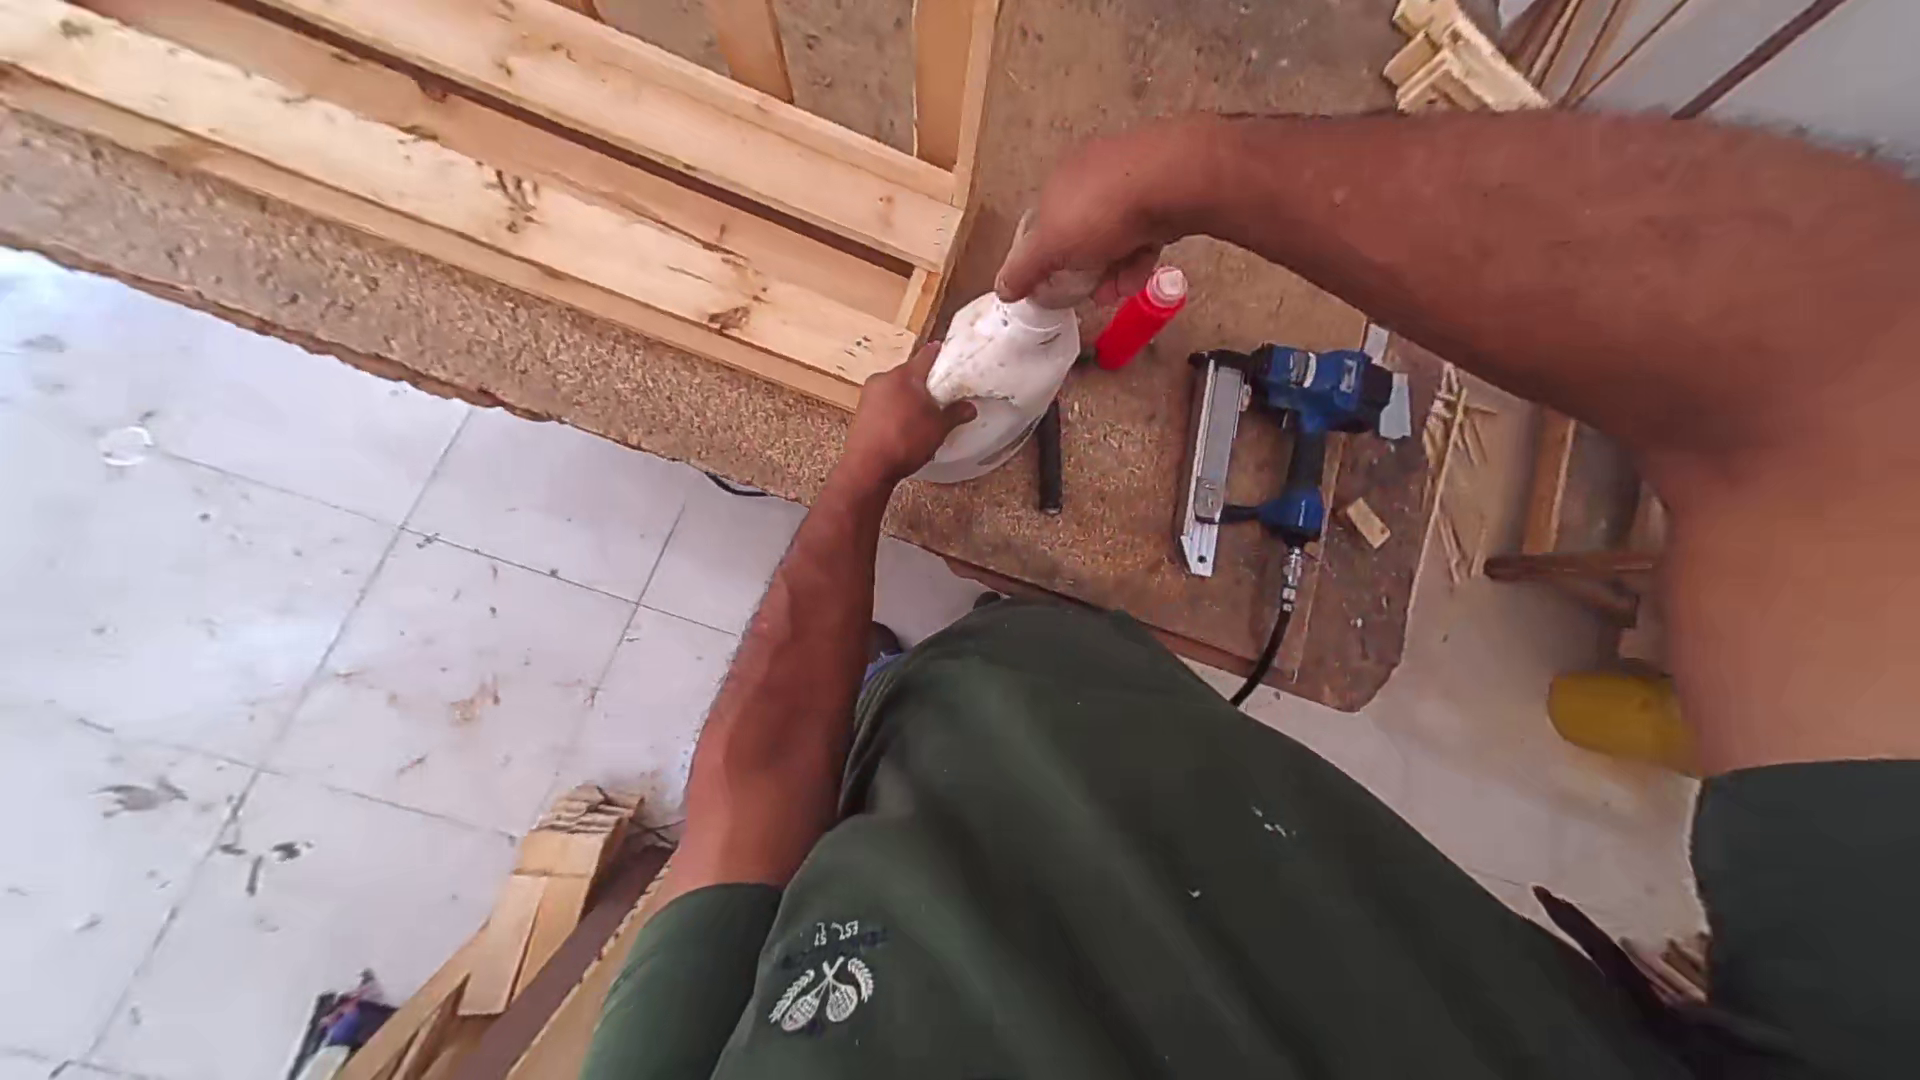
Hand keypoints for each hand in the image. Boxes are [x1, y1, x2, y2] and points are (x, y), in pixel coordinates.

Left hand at [839, 342, 975, 487]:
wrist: (868, 467)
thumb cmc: (906, 442)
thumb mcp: (938, 428)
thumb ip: (955, 414)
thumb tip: (970, 407)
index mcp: (905, 375)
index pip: (928, 354)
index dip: (941, 354)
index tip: (951, 359)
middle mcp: (884, 377)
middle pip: (910, 372)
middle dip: (925, 381)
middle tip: (940, 395)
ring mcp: (869, 393)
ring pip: (896, 387)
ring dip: (909, 396)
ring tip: (922, 414)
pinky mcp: (861, 409)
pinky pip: (884, 401)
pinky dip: (895, 407)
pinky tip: (903, 425)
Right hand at [996, 117, 1217, 304]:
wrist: (1172, 181)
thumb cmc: (1101, 211)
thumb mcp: (1050, 247)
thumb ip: (1024, 270)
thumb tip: (1001, 289)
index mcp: (1059, 182)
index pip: (1043, 225)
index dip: (1045, 259)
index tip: (1052, 286)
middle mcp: (1092, 175)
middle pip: (1080, 234)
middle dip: (1082, 270)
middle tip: (1088, 294)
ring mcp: (1131, 181)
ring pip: (1114, 237)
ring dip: (1110, 271)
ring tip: (1115, 293)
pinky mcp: (1164, 193)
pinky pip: (1143, 233)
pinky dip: (1136, 259)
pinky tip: (1135, 278)